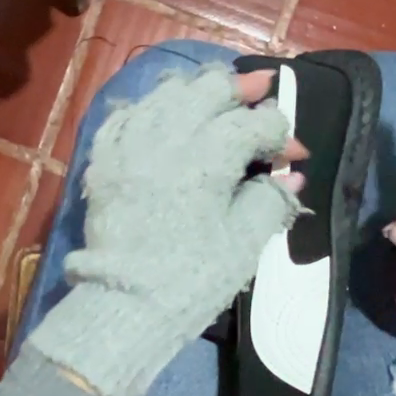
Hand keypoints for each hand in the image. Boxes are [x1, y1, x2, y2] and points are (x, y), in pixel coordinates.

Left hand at [25, 66, 305, 395]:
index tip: (291, 154)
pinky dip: (149, 110)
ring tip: (212, 104)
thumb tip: (290, 177)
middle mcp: (167, 137)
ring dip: (195, 94)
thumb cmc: (193, 278)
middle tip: (260, 95)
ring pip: (165, 93)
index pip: (253, 123)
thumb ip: (270, 200)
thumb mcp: (245, 243)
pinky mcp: (103, 160)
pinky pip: (126, 116)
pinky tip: (162, 117)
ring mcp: (129, 144)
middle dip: (241, 90)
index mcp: (208, 158)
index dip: (278, 133)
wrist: (125, 305)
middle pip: (208, 90)